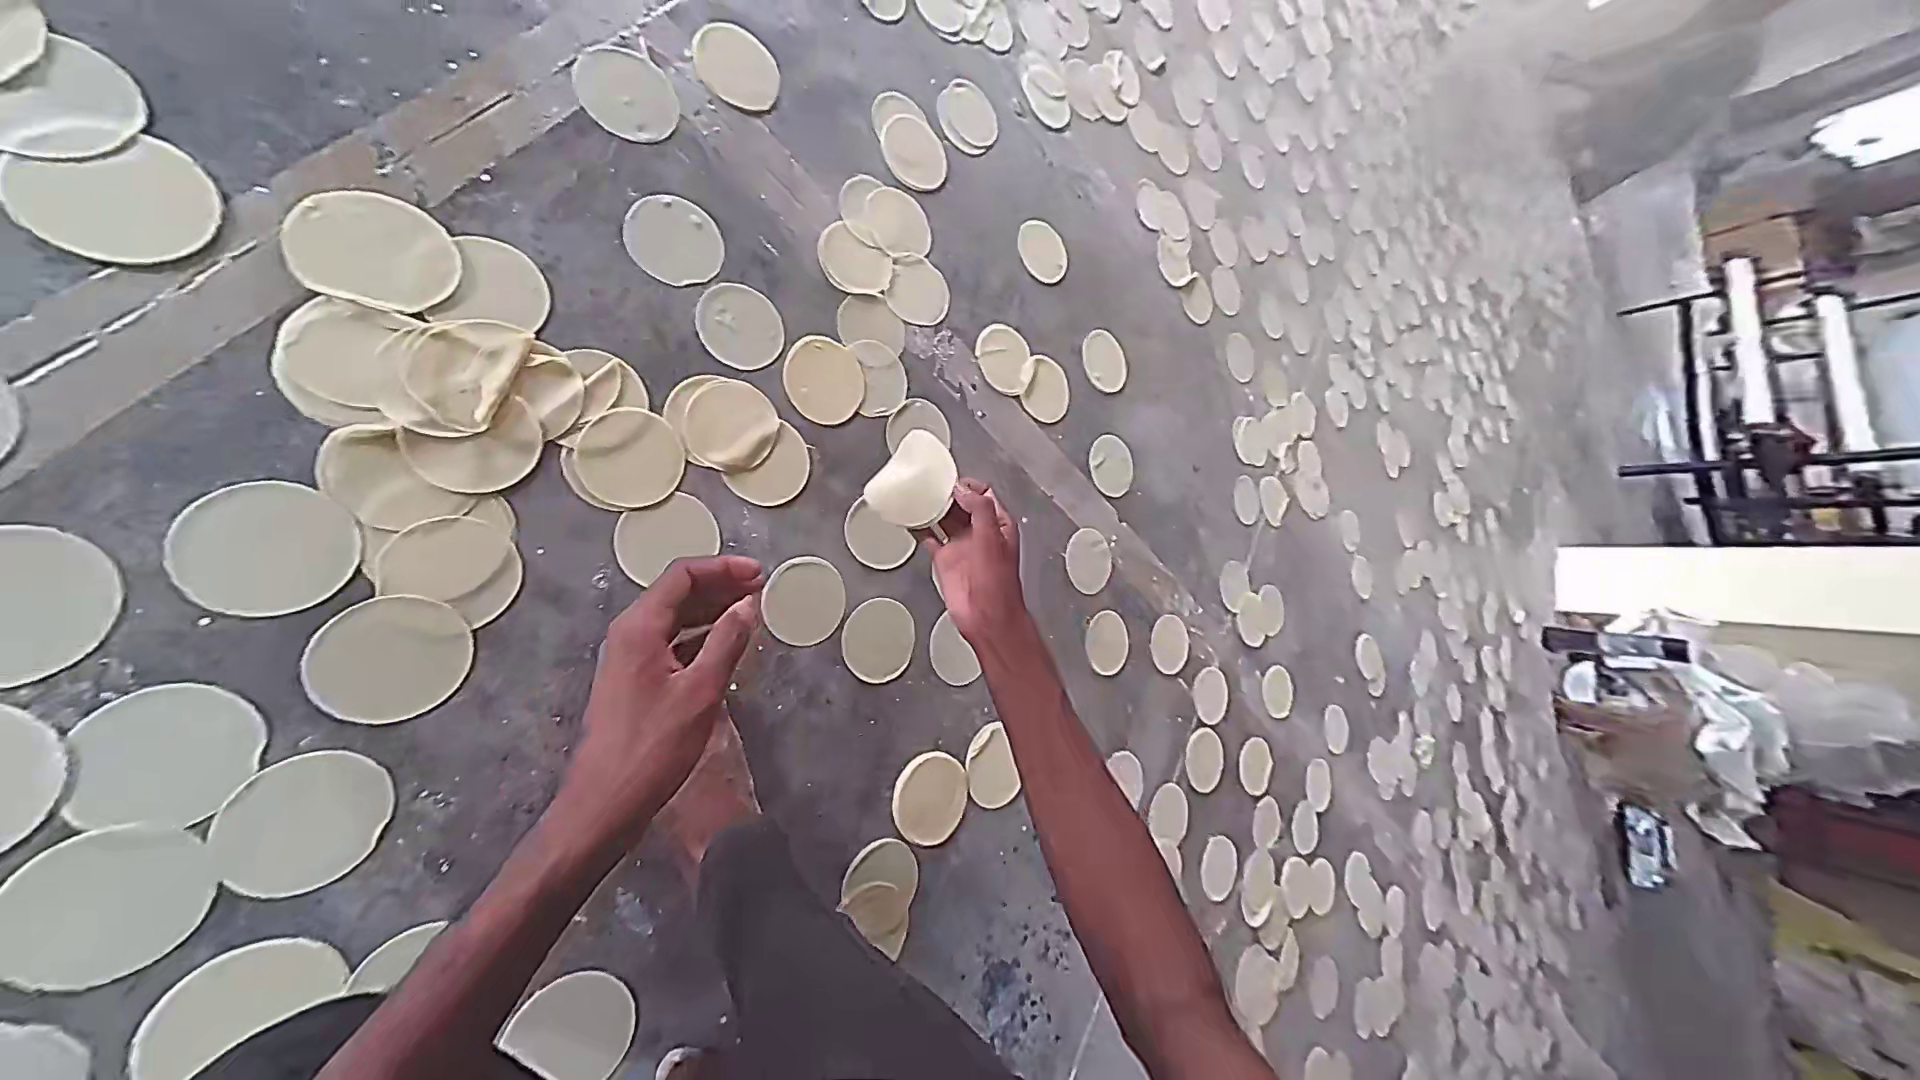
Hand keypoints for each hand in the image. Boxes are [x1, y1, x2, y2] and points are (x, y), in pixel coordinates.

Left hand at [565, 556, 762, 830]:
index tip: (760, 574)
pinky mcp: (637, 679)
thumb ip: (726, 641)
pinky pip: (674, 642)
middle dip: (722, 586)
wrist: (606, 802)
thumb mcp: (701, 690)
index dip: (724, 568)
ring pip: (677, 618)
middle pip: (679, 593)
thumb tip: (748, 605)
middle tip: (763, 590)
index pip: (682, 576)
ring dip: (715, 610)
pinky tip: (729, 644)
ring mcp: (631, 657)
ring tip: (753, 611)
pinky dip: (704, 636)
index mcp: (640, 627)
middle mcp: (631, 633)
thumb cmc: (653, 746)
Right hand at [924, 479, 1028, 642]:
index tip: (950, 482)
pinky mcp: (945, 559)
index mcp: (997, 524)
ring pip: (944, 518)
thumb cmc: (997, 584)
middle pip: (961, 503)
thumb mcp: (992, 540)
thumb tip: (963, 490)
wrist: (987, 617)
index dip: (968, 486)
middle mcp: (979, 532)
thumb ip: (980, 511)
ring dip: (932, 508)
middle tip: (928, 485)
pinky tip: (909, 519)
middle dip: (946, 493)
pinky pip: (930, 538)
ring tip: (916, 496)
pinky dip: (920, 528)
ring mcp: (961, 545)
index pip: (983, 494)